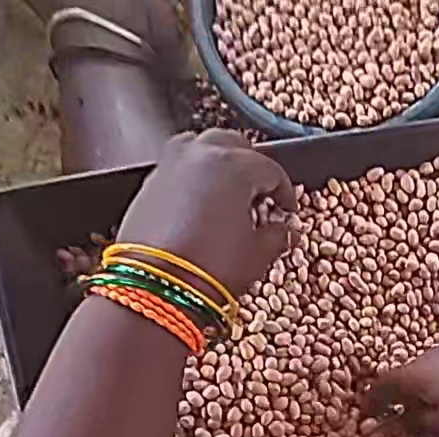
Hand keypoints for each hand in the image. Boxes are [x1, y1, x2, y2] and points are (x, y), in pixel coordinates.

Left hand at [116, 131, 294, 301]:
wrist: (158, 287)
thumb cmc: (210, 270)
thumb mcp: (257, 256)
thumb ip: (277, 236)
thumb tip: (285, 230)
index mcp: (235, 166)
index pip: (271, 170)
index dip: (285, 192)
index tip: (287, 209)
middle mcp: (201, 153)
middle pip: (236, 148)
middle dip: (252, 171)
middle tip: (261, 199)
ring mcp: (171, 164)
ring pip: (204, 150)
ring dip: (221, 168)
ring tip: (230, 200)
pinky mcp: (150, 183)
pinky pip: (181, 170)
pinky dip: (196, 182)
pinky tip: (203, 210)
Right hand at [364, 345, 438, 436]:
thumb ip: (414, 422)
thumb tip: (397, 420)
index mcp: (414, 373)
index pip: (381, 385)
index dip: (371, 402)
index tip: (366, 415)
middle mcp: (428, 357)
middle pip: (403, 377)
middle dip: (395, 397)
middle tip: (391, 418)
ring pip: (423, 374)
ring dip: (418, 393)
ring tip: (420, 415)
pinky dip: (436, 388)